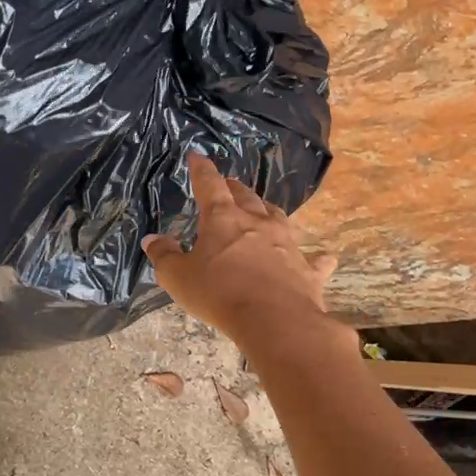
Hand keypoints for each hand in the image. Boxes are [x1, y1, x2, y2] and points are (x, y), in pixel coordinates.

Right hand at [142, 153, 338, 342]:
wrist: (276, 320)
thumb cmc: (218, 292)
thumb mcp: (176, 275)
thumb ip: (164, 255)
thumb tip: (154, 239)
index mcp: (223, 220)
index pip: (210, 186)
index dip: (202, 170)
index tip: (198, 155)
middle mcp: (257, 224)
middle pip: (246, 197)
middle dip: (234, 188)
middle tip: (227, 183)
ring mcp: (287, 244)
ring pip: (278, 218)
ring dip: (267, 210)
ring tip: (262, 210)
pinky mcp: (308, 270)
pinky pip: (313, 259)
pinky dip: (314, 256)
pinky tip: (321, 257)